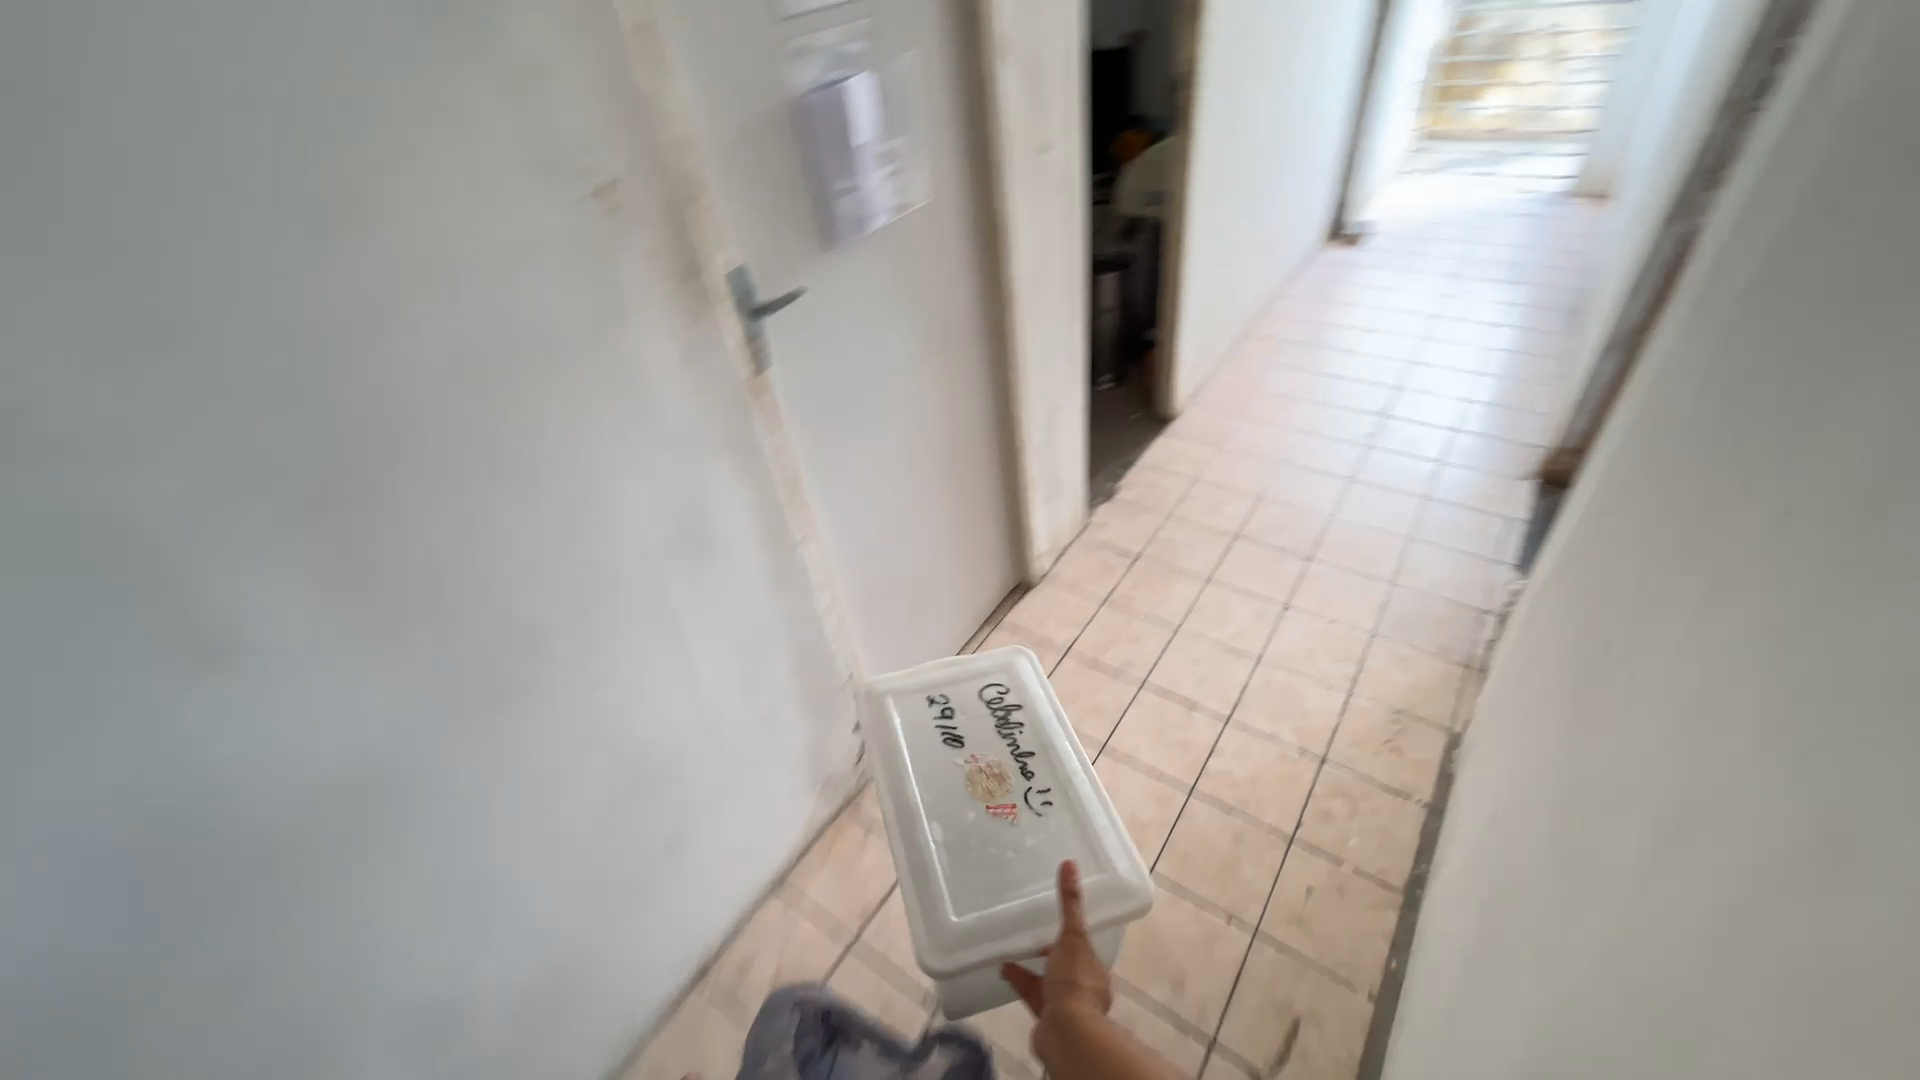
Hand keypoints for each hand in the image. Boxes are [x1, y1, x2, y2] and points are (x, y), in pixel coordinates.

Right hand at [1000, 861, 1112, 1052]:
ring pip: (1046, 981)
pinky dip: (1019, 981)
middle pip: (1064, 965)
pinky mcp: (1047, 1017)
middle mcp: (1084, 987)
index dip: (1068, 936)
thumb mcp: (1073, 934)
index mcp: (1094, 968)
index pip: (1082, 947)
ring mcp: (1066, 1005)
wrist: (1066, 1030)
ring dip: (1030, 968)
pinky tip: (1004, 968)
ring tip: (1010, 951)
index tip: (1053, 925)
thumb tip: (1070, 862)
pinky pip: (1032, 994)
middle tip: (1029, 937)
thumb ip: (1070, 902)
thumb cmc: (1073, 979)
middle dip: (1048, 952)